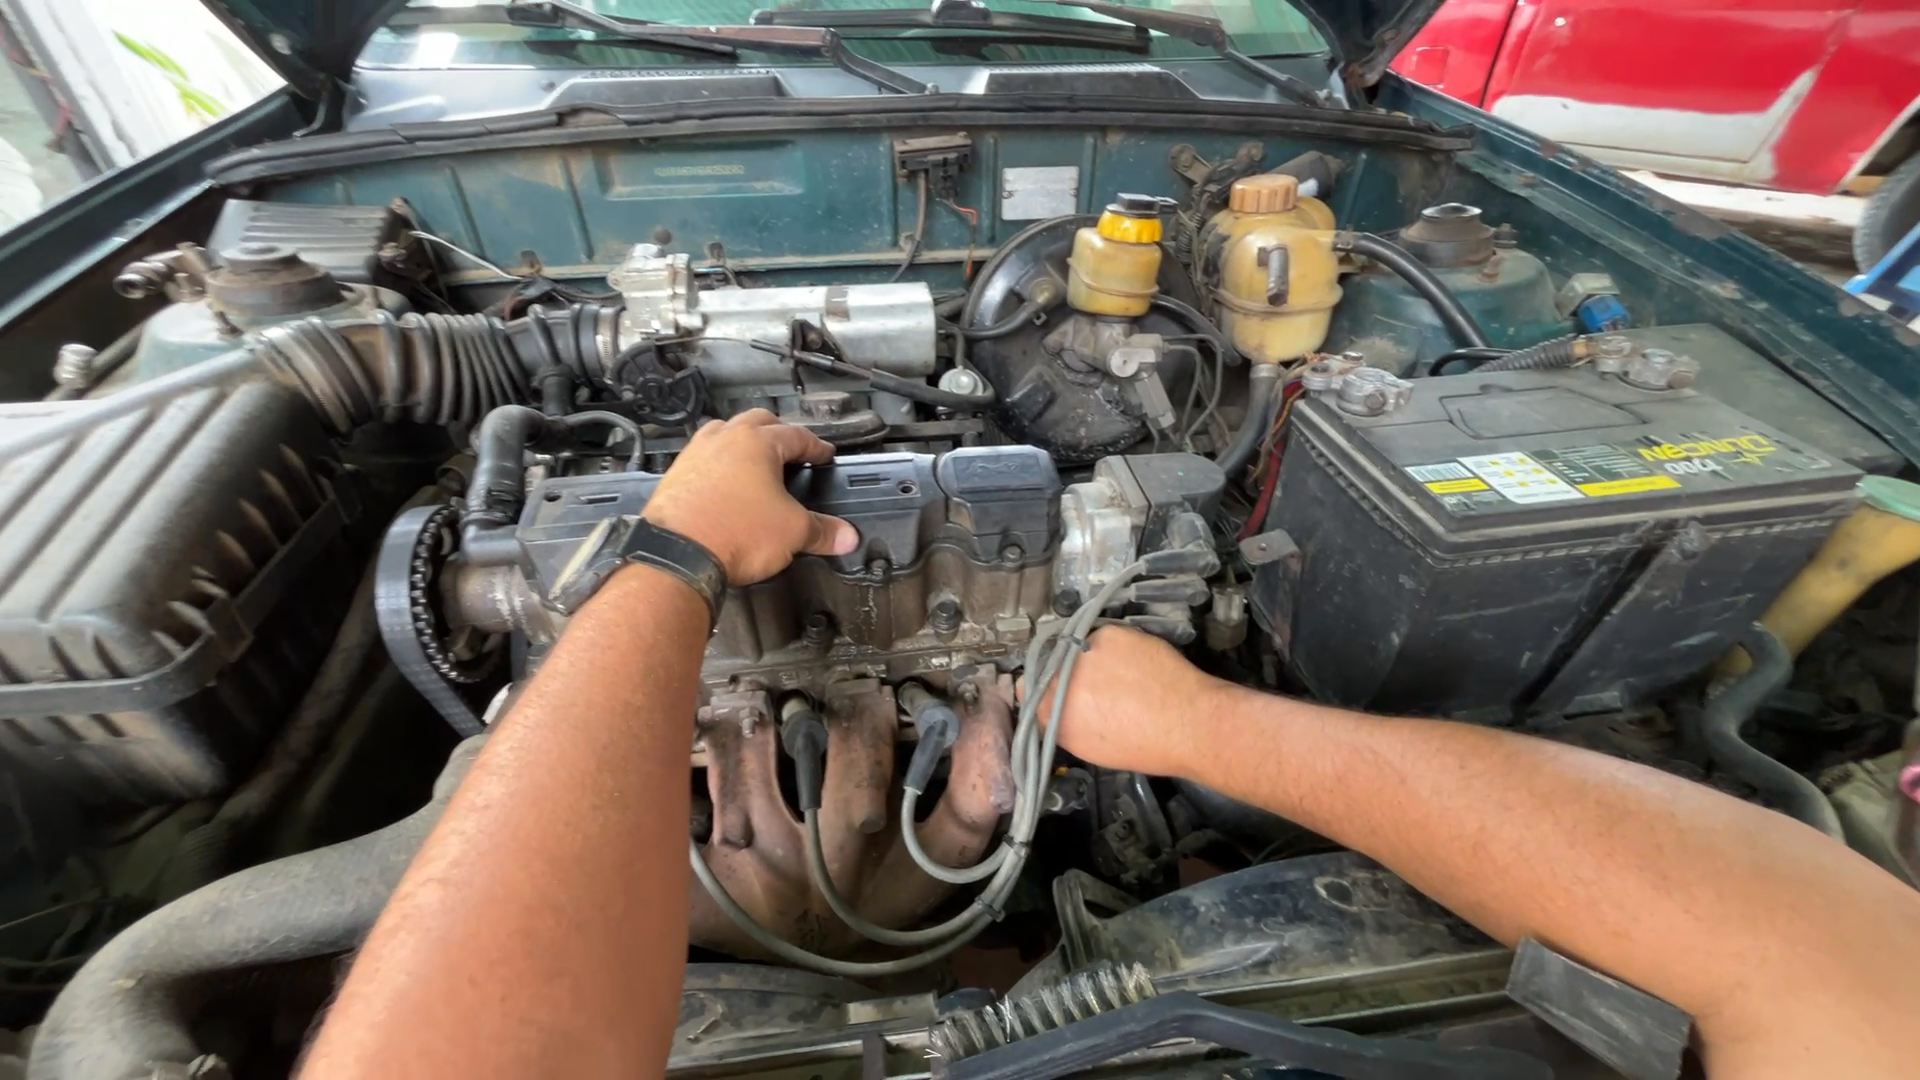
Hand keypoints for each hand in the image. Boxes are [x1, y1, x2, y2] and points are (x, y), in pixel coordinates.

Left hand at [641, 410, 859, 584]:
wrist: (677, 556)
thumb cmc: (730, 533)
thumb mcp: (792, 532)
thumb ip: (823, 530)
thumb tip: (845, 535)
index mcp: (758, 442)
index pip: (798, 435)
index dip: (817, 447)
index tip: (824, 455)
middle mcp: (725, 439)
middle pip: (758, 422)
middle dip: (779, 432)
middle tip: (792, 448)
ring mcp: (696, 454)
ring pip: (725, 433)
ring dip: (744, 442)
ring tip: (757, 460)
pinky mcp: (677, 475)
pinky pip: (704, 457)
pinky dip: (720, 464)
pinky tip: (726, 483)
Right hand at [1024, 626, 1229, 778]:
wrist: (1190, 724)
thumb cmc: (1145, 746)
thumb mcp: (1088, 747)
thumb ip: (1060, 723)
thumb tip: (1051, 707)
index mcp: (1052, 713)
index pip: (1027, 691)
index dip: (1040, 692)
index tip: (1053, 694)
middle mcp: (1060, 679)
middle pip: (1048, 667)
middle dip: (1063, 674)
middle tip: (1089, 685)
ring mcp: (1083, 653)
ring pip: (1074, 650)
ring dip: (1086, 659)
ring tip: (1115, 676)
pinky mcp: (1108, 634)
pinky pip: (1100, 638)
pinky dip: (1111, 648)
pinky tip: (1130, 665)